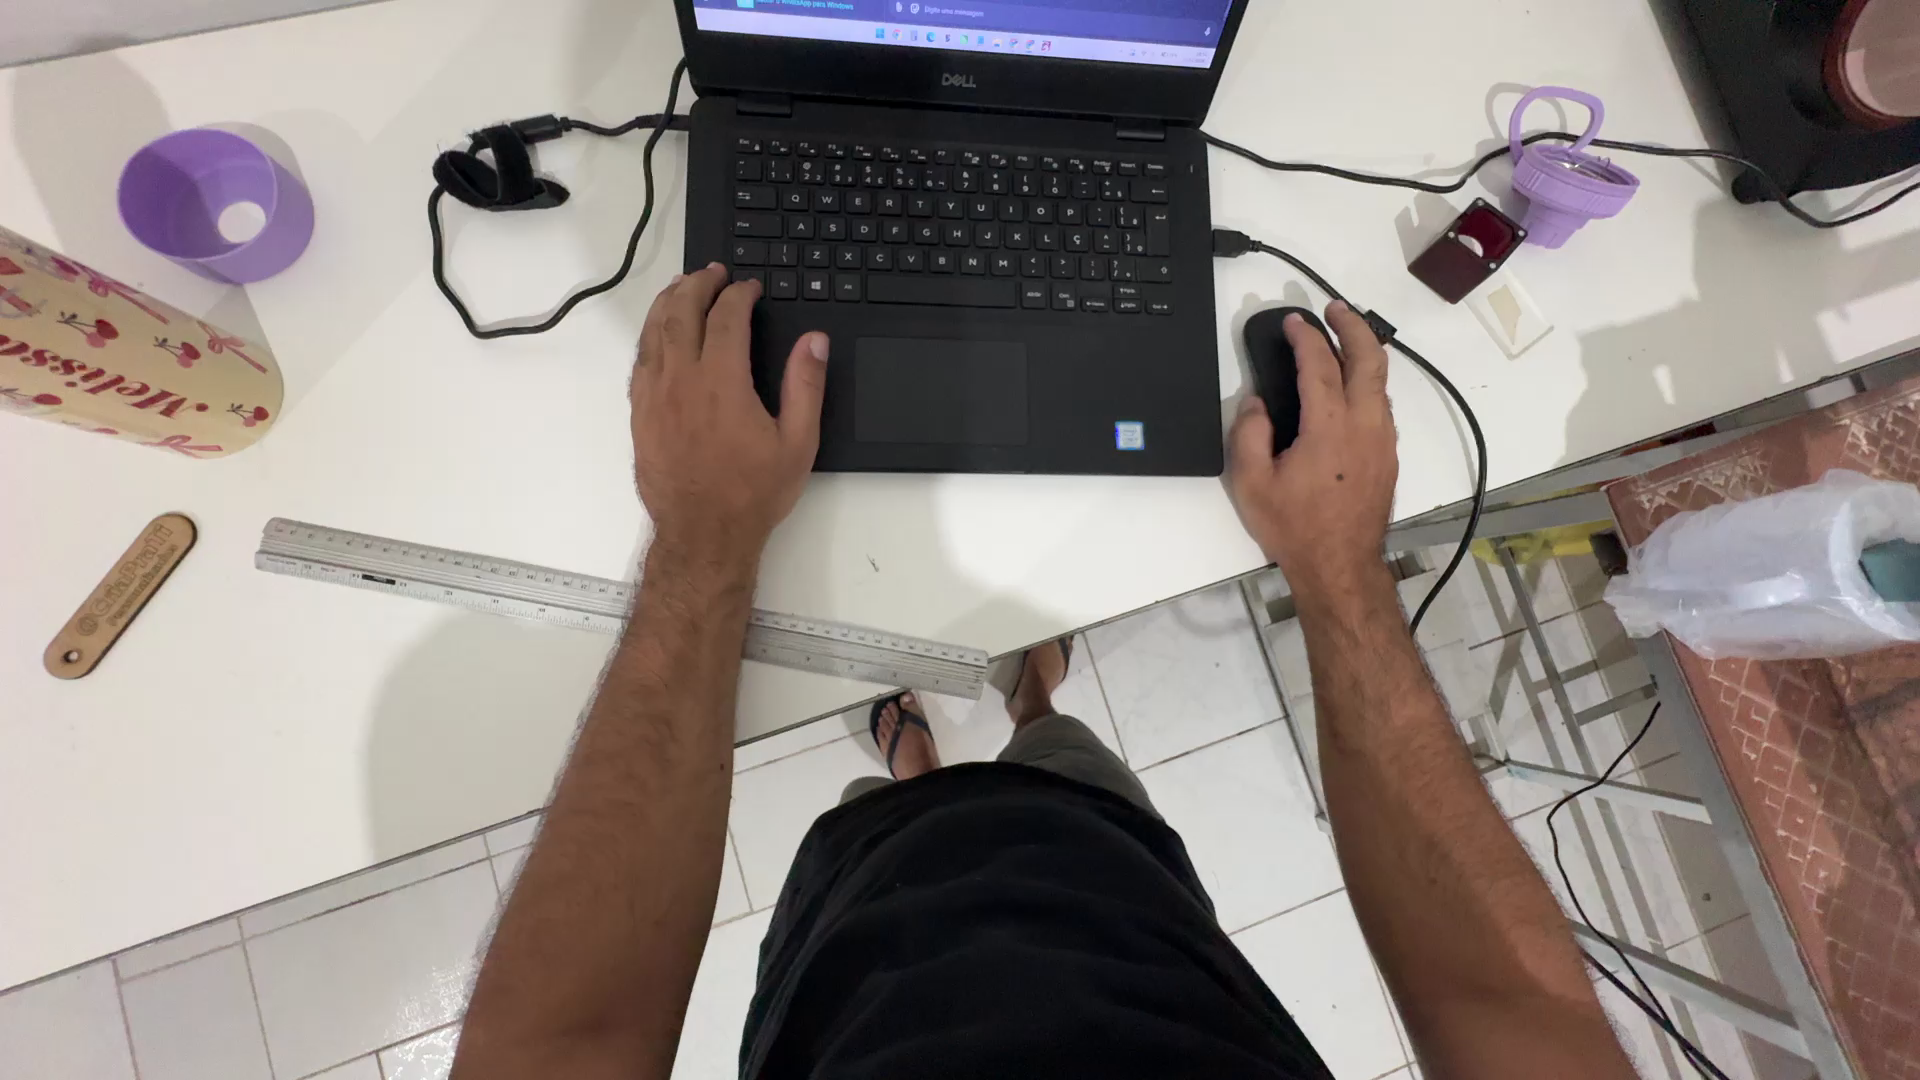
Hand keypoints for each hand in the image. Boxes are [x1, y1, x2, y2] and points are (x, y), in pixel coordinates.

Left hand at [631, 263, 828, 573]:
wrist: (704, 534)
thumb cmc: (754, 493)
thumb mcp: (797, 442)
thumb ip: (806, 386)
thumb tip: (814, 341)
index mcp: (722, 382)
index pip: (726, 318)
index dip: (739, 295)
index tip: (750, 288)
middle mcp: (682, 380)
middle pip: (681, 313)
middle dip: (698, 285)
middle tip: (713, 273)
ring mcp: (654, 396)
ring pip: (653, 332)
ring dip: (669, 302)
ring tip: (682, 287)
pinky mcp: (640, 415)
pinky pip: (639, 361)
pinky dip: (650, 336)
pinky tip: (658, 334)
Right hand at [1227, 301, 1397, 599]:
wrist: (1340, 565)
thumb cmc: (1292, 526)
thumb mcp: (1251, 482)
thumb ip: (1250, 434)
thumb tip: (1257, 403)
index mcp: (1329, 427)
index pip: (1320, 366)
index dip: (1306, 338)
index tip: (1293, 320)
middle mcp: (1365, 425)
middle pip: (1369, 359)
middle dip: (1352, 326)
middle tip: (1333, 309)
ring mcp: (1383, 440)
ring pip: (1381, 381)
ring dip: (1364, 352)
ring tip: (1343, 339)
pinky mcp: (1389, 456)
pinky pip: (1381, 405)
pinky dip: (1367, 381)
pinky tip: (1351, 386)